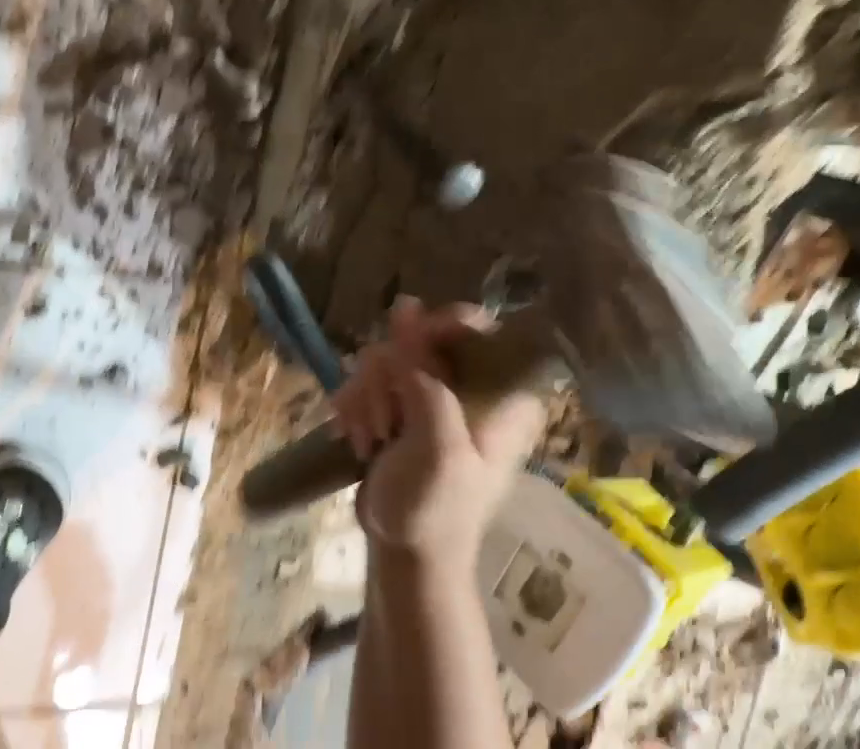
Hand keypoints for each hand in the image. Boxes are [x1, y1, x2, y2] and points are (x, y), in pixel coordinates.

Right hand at [332, 297, 546, 569]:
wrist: (406, 554)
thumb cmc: (435, 509)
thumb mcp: (437, 445)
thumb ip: (425, 375)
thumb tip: (406, 305)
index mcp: (503, 393)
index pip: (474, 328)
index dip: (433, 332)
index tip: (403, 358)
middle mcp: (471, 386)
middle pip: (418, 339)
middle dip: (389, 378)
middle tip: (386, 421)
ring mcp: (433, 395)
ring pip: (386, 357)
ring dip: (368, 396)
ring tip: (371, 438)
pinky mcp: (401, 406)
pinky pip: (368, 378)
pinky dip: (356, 405)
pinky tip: (357, 437)